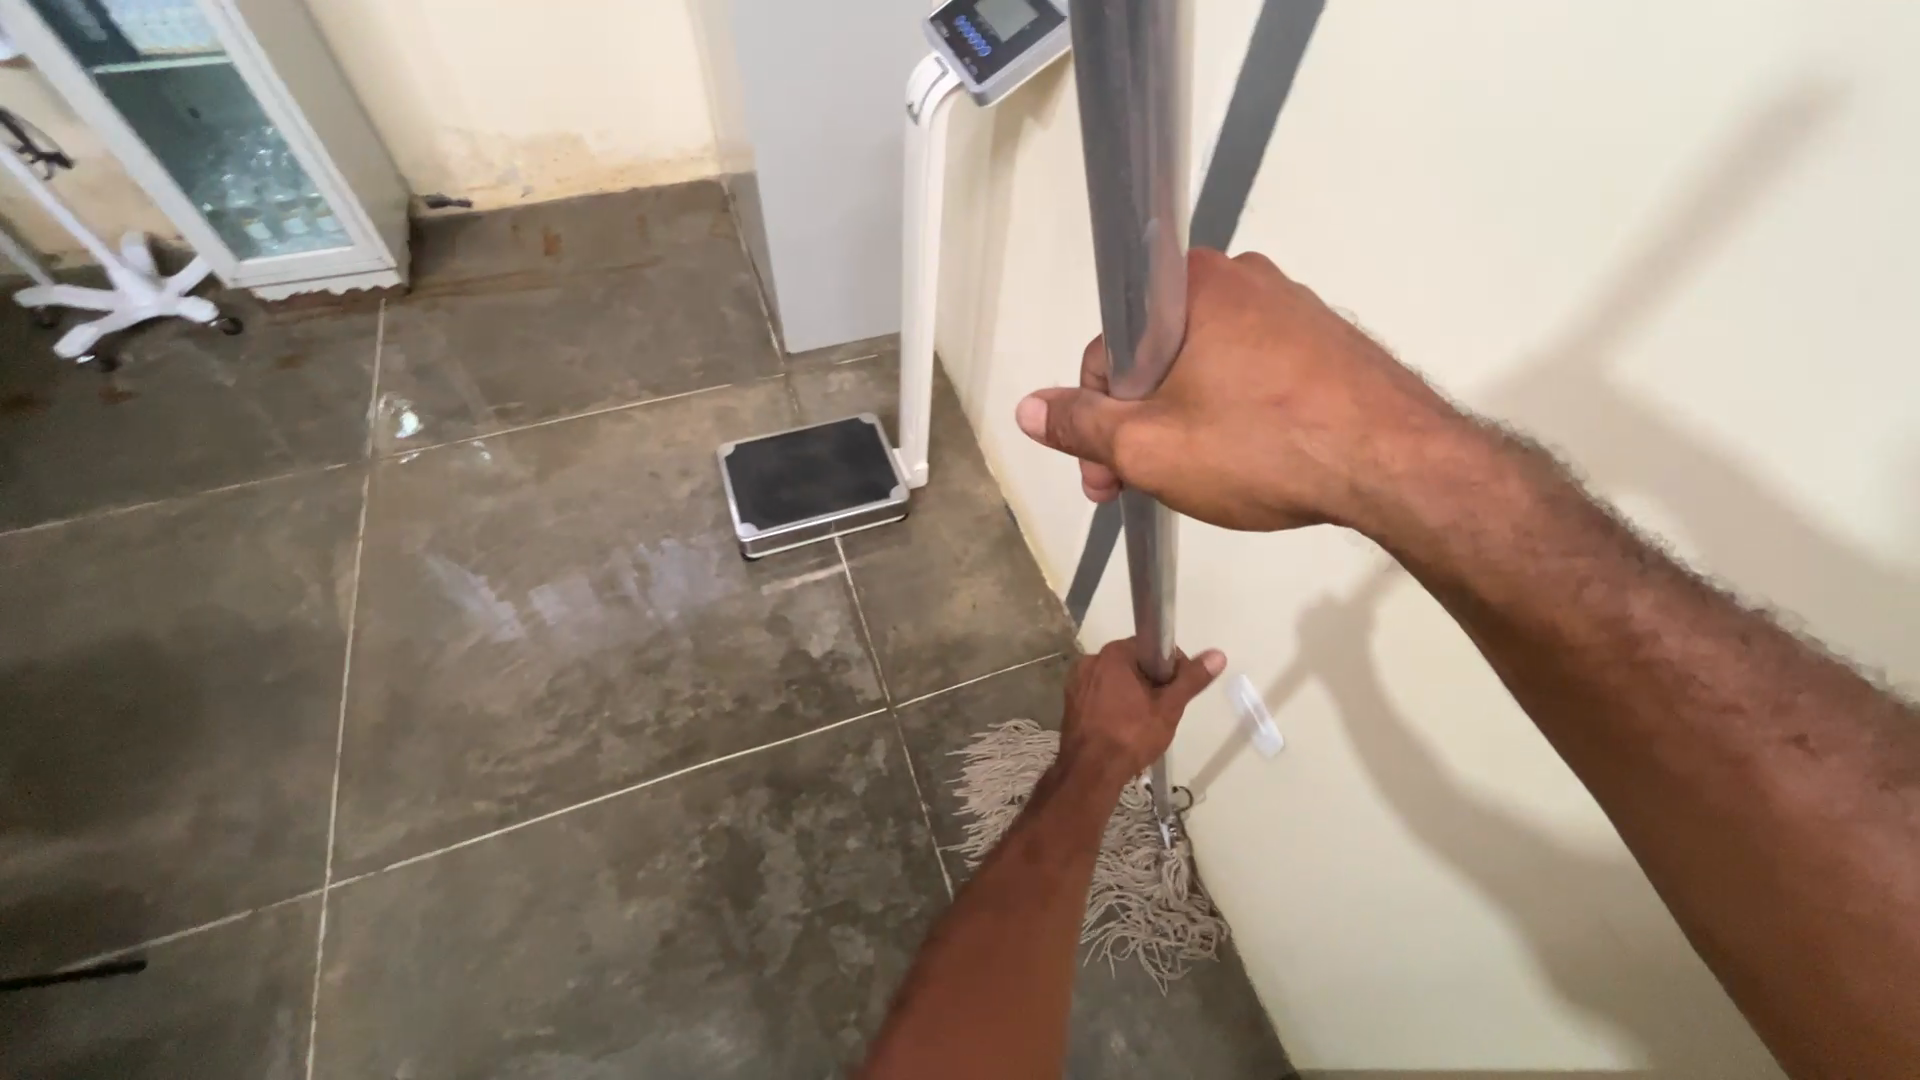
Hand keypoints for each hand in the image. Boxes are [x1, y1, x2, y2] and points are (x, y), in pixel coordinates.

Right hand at [1014, 249, 1473, 532]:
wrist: (1396, 467)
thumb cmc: (1257, 448)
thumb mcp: (1147, 448)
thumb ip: (1080, 425)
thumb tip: (1027, 408)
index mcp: (1186, 287)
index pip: (1108, 351)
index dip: (1094, 418)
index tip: (1103, 474)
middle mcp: (1237, 279)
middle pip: (1153, 357)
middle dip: (1135, 424)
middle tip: (1135, 487)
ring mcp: (1288, 306)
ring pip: (1201, 366)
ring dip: (1179, 420)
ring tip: (1193, 478)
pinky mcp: (1324, 339)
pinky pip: (1249, 371)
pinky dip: (1229, 412)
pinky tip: (1243, 457)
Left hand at [1059, 639, 1225, 780]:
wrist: (1090, 770)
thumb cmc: (1131, 735)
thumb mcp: (1168, 707)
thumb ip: (1191, 679)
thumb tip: (1217, 655)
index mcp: (1113, 654)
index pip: (1150, 647)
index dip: (1170, 666)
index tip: (1177, 690)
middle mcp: (1091, 660)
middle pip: (1132, 663)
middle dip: (1151, 681)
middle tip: (1164, 709)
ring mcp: (1077, 681)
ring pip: (1115, 680)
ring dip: (1131, 693)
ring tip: (1144, 721)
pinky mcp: (1071, 701)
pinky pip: (1099, 694)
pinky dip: (1113, 703)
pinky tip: (1122, 726)